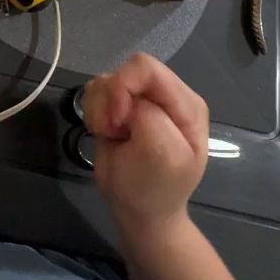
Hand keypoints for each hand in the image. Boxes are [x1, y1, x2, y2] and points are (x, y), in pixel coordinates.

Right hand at [83, 54, 209, 233]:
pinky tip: (105, 132)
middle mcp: (164, 94)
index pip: (146, 68)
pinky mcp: (118, 105)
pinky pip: (95, 92)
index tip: (118, 121)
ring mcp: (140, 98)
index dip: (123, 87)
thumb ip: (149, 116)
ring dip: (99, 109)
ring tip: (112, 136)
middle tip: (114, 131)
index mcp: (185, 102)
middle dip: (110, 101)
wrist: (138, 210)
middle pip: (123, 71)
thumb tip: (125, 103)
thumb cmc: (155, 187)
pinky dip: (93, 112)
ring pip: (105, 81)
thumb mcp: (164, 155)